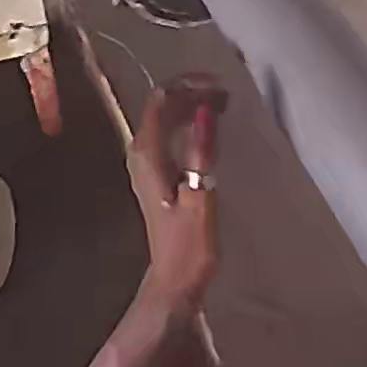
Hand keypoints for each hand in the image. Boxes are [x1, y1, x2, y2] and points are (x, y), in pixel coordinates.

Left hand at [127, 78, 221, 316]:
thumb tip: (206, 110)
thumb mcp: (199, 197)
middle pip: (163, 103)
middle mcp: (140, 150)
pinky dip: (190, 120)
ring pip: (167, 115)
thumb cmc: (188, 244)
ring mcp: (146, 159)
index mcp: (146, 153)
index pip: (162, 99)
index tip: (219, 87)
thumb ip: (201, 151)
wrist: (174, 281)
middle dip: (193, 91)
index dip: (189, 85)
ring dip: (193, 104)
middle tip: (226, 94)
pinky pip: (171, 129)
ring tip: (223, 103)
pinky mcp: (156, 168)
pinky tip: (211, 123)